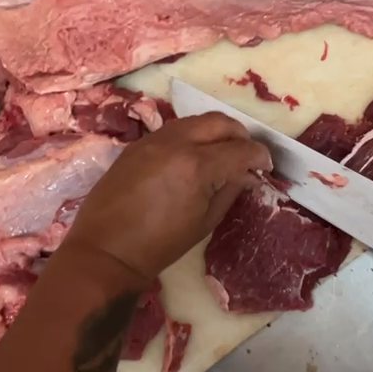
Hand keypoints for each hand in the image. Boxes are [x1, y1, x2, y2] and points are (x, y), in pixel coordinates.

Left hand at [59, 114, 272, 285]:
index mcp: (197, 166)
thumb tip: (248, 175)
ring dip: (215, 132)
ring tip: (221, 154)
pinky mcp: (138, 144)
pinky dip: (192, 136)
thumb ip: (230, 190)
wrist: (106, 250)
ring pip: (196, 121)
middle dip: (240, 136)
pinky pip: (174, 129)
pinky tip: (194, 157)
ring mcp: (154, 139)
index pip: (241, 149)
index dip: (260, 156)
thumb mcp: (205, 222)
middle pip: (220, 122)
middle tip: (247, 156)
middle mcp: (176, 143)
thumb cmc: (159, 245)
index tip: (266, 166)